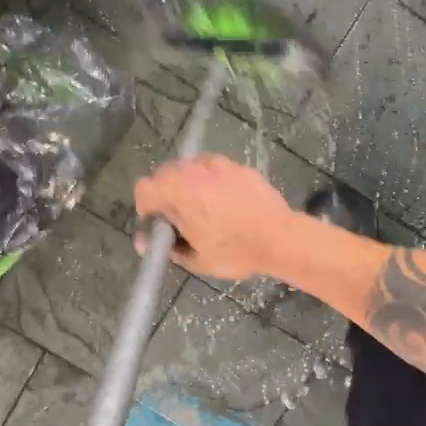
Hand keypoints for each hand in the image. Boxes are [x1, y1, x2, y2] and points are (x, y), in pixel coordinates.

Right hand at [133, 154, 297, 279]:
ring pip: (190, 168)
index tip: (157, 224)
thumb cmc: (236, 251)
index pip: (144, 189)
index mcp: (178, 193)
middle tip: (179, 218)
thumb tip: (148, 242)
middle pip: (165, 174)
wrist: (280, 238)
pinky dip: (212, 181)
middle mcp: (195, 172)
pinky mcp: (239, 166)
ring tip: (203, 209)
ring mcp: (219, 165)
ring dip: (189, 185)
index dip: (146, 208)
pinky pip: (215, 169)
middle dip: (166, 194)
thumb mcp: (196, 260)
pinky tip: (225, 201)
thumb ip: (168, 248)